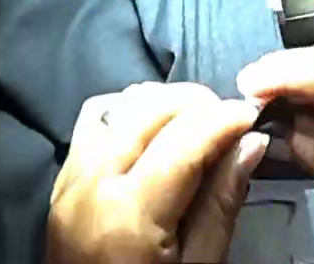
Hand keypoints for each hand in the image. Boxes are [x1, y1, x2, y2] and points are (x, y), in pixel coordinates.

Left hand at [47, 82, 267, 263]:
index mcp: (129, 213)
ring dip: (161, 101)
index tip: (251, 112)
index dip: (221, 119)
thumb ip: (221, 203)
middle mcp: (93, 180)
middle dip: (194, 103)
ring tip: (196, 118)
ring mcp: (71, 174)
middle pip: (149, 110)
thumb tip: (251, 143)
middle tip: (228, 116)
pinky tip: (151, 120)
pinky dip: (127, 108)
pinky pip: (94, 117)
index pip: (183, 142)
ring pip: (120, 104)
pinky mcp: (62, 175)